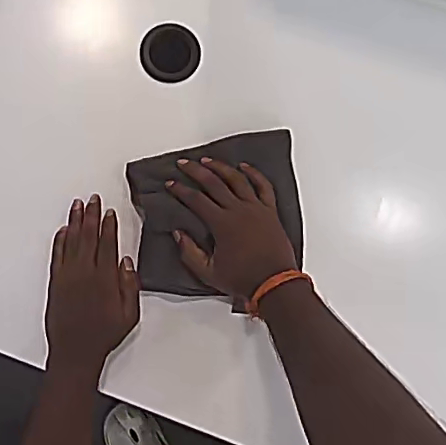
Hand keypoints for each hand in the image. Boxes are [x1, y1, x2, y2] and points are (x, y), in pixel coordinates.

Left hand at [46, 195, 140, 380]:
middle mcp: (85, 273)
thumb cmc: (102, 335)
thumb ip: (129, 286)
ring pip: (71, 241)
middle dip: (91, 215)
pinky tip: (63, 230)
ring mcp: (68, 275)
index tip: (109, 212)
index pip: (107, 243)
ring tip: (77, 206)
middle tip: (93, 200)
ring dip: (74, 221)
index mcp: (105, 278)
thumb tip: (127, 263)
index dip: (108, 225)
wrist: (75, 351)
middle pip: (88, 236)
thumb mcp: (129, 315)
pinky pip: (57, 254)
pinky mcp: (55, 281)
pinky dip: (59, 240)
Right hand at [166, 159, 298, 305]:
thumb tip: (178, 233)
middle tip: (183, 163)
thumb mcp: (208, 272)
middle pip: (213, 183)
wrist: (275, 284)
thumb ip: (189, 252)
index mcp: (222, 224)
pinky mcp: (270, 212)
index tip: (170, 183)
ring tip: (208, 160)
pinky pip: (264, 187)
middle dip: (195, 171)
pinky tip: (244, 167)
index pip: (196, 199)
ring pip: (237, 179)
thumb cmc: (242, 279)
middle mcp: (239, 211)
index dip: (181, 189)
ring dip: (220, 167)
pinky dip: (254, 174)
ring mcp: (256, 209)